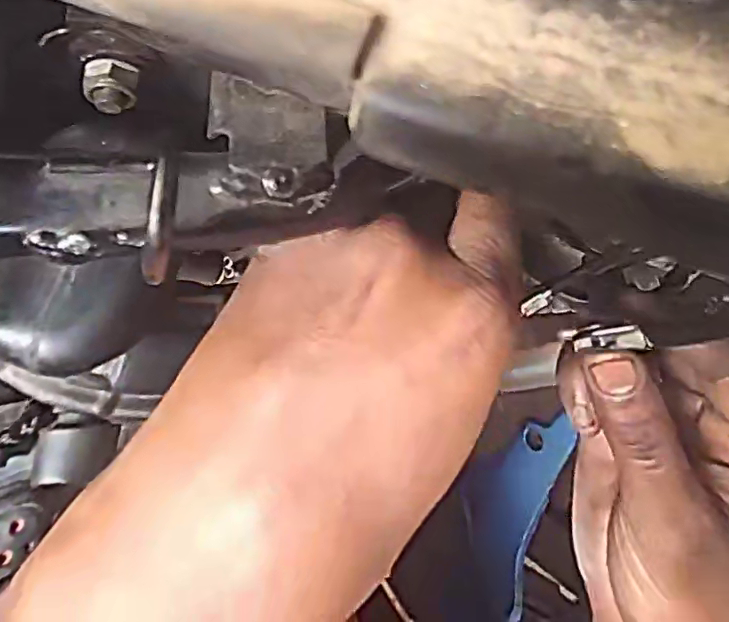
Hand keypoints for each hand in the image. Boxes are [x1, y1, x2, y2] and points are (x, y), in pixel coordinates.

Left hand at [1, 193, 519, 621]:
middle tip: (390, 314)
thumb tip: (454, 321)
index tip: (473, 233)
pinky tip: (302, 320)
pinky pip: (319, 235)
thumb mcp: (449, 426)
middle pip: (429, 221)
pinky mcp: (283, 243)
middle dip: (418, 260)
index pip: (495, 221)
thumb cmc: (337, 506)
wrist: (233, 507)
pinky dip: (317, 265)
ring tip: (335, 326)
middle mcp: (411, 260)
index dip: (482, 227)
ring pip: (371, 227)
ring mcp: (342, 244)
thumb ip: (461, 342)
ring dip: (362, 263)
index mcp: (472, 310)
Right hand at [559, 342, 728, 621]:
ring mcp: (663, 423)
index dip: (670, 331)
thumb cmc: (698, 610)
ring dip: (595, 363)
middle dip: (624, 344)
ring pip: (626, 355)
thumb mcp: (673, 525)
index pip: (720, 360)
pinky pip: (595, 381)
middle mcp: (711, 425)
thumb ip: (642, 439)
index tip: (622, 319)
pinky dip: (578, 384)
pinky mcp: (622, 427)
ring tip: (588, 401)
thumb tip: (614, 359)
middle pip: (667, 349)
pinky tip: (582, 413)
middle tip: (592, 354)